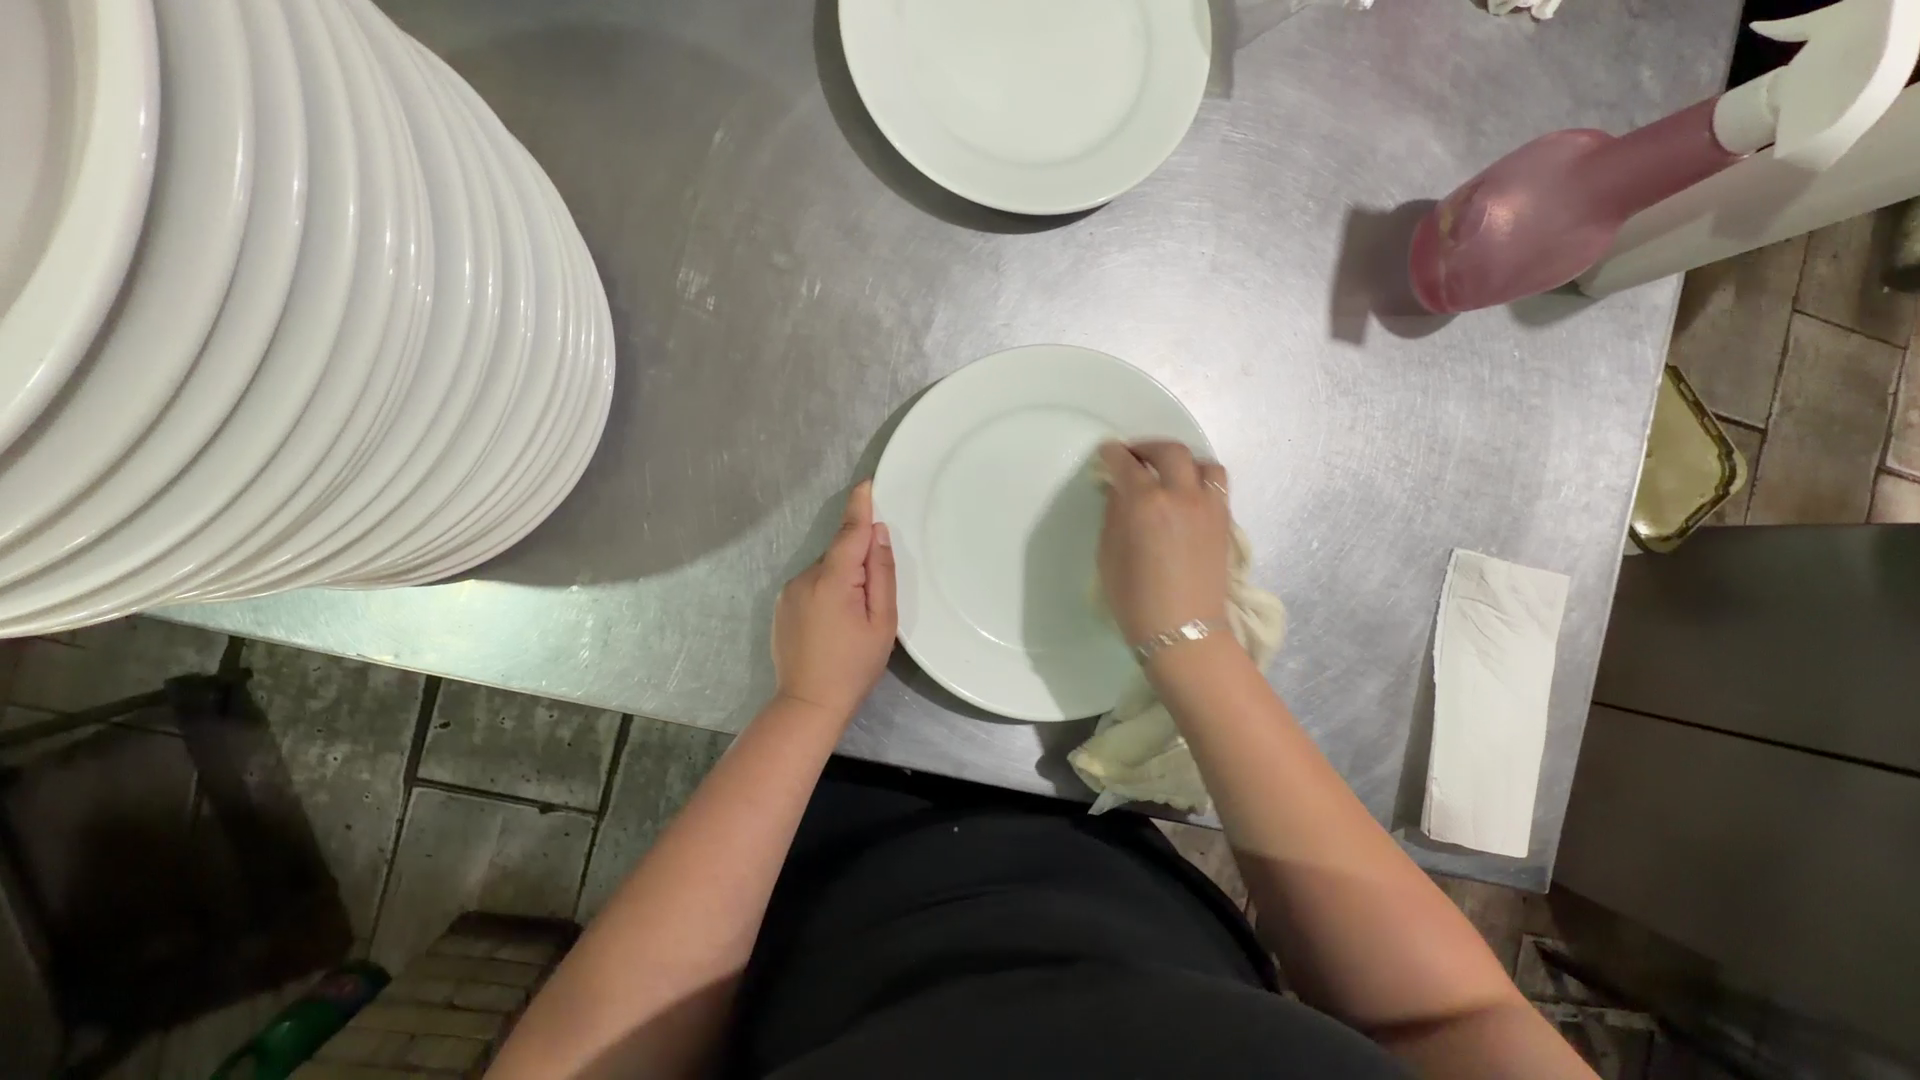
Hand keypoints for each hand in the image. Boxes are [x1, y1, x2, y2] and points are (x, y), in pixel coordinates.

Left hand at [772, 481, 897, 719]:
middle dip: (859, 565)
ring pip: (826, 572)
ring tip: (851, 623)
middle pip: (839, 555)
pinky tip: (832, 627)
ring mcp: (788, 592)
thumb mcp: (882, 623)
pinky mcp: (781, 606)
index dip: (860, 507)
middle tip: (872, 605)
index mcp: (832, 580)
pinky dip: (827, 595)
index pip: (849, 532)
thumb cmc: (853, 666)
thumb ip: (882, 575)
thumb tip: (878, 535)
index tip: (867, 483)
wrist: (808, 704)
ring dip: (842, 583)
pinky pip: (812, 587)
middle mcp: (804, 578)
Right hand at [1097, 441, 1231, 645]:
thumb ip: (1114, 515)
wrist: (1184, 633)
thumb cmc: (1135, 601)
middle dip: (1147, 448)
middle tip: (1133, 457)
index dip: (1113, 454)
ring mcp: (1209, 507)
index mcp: (1145, 503)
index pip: (1127, 464)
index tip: (1106, 452)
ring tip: (1167, 472)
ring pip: (1202, 463)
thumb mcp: (1109, 556)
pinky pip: (1217, 485)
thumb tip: (1119, 491)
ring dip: (1182, 460)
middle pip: (1169, 452)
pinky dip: (1200, 479)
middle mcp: (1181, 495)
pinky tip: (1186, 494)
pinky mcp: (1225, 522)